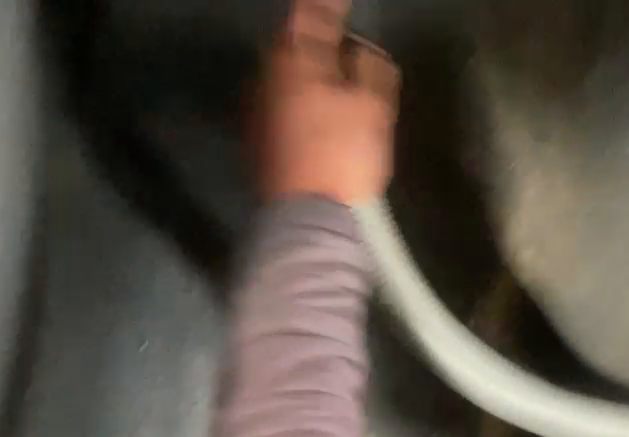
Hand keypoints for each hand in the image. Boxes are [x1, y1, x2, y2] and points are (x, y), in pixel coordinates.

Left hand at [254, 0, 399, 204]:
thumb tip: (362, 53)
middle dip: (317, 44)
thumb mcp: (373, 108)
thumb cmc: (342, 157)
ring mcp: (255, 114)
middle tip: (342, 47)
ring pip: (285, 81)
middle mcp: (264, 77)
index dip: (331, 4)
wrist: (308, 222)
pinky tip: (315, 121)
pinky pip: (281, 112)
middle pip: (293, 47)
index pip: (312, 13)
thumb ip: (371, 69)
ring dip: (307, 79)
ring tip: (330, 85)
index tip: (343, 0)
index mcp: (293, 57)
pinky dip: (299, 108)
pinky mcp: (256, 148)